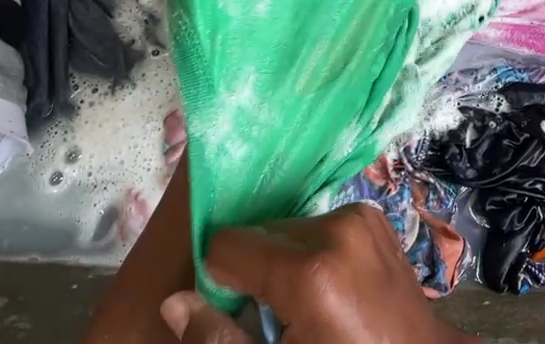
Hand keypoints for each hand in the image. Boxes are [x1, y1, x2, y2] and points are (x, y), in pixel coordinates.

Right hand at [159, 205, 475, 343]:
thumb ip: (220, 340)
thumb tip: (172, 301)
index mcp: (311, 270)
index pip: (229, 245)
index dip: (219, 279)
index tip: (236, 312)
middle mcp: (336, 228)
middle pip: (260, 234)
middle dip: (254, 271)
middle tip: (274, 318)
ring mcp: (359, 216)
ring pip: (288, 228)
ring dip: (282, 260)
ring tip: (303, 305)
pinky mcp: (371, 214)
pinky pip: (318, 224)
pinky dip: (311, 250)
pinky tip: (327, 286)